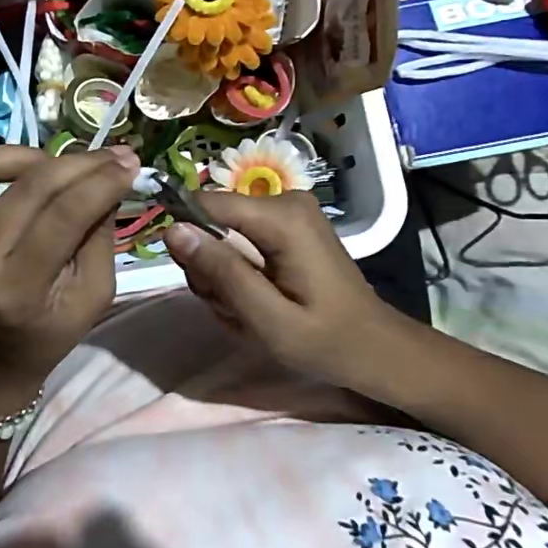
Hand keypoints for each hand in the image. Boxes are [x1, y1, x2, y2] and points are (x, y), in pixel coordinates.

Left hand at [0, 145, 137, 395]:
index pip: (64, 216)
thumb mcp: (94, 295)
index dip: (101, 182)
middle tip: (109, 156)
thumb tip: (110, 180)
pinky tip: (2, 170)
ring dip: (22, 156)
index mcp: (19, 290)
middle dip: (78, 163)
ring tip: (52, 164)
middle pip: (27, 189)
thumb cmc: (51, 331)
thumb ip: (101, 237)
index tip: (131, 162)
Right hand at [162, 191, 406, 386]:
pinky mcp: (287, 224)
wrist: (374, 346)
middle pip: (213, 220)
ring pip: (222, 233)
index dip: (186, 236)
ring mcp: (288, 211)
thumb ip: (222, 272)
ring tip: (247, 310)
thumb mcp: (267, 318)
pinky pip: (240, 239)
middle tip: (233, 308)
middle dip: (211, 268)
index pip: (206, 202)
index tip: (198, 280)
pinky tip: (256, 300)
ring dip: (223, 276)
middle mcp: (285, 201)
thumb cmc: (325, 340)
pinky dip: (239, 273)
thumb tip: (173, 230)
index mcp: (282, 218)